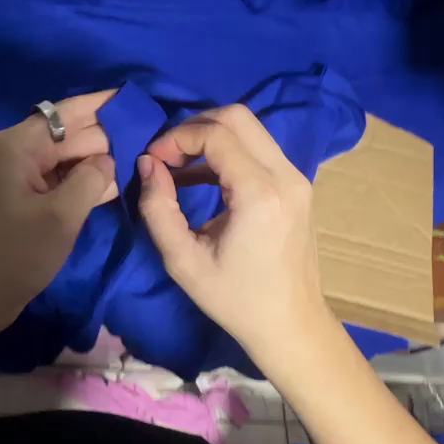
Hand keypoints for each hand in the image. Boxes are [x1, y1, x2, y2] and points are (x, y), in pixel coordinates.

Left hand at [0, 91, 118, 359]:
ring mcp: (16, 176)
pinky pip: (57, 179)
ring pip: (65, 158)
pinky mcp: (21, 199)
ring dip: (97, 160)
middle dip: (105, 136)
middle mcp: (15, 152)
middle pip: (69, 134)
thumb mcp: (60, 217)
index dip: (102, 105)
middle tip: (149, 138)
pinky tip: (113, 185)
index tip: (136, 99)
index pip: (67, 113)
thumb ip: (91, 180)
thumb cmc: (13, 254)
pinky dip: (81, 181)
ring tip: (140, 157)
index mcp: (17, 145)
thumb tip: (108, 159)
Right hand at [136, 105, 336, 364]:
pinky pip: (258, 147)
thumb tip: (147, 163)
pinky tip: (202, 176)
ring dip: (210, 136)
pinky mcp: (297, 184)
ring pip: (250, 127)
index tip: (153, 159)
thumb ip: (158, 207)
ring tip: (179, 166)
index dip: (177, 137)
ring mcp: (297, 178)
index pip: (216, 133)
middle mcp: (285, 176)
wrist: (291, 326)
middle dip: (194, 126)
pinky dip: (227, 149)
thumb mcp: (183, 261)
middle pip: (237, 116)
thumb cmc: (236, 300)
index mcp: (260, 194)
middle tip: (167, 155)